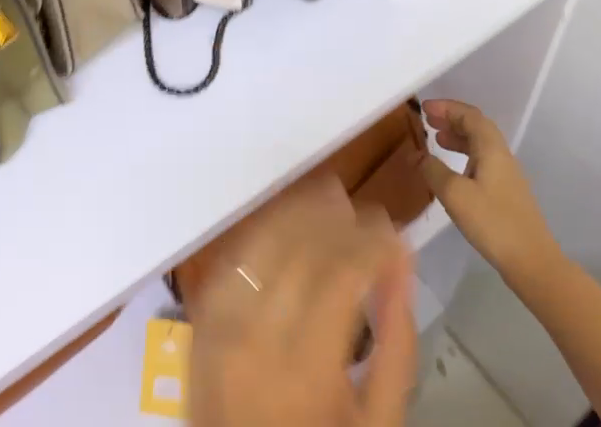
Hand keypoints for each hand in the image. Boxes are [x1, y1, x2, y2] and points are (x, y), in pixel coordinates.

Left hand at [190, 179, 416, 426]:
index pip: (342, 272)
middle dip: (338, 221)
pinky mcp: (198, 329)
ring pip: (259, 246)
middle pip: (300, 251)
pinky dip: (257, 237)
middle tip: (366, 211)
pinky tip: (281, 224)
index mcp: (308, 368)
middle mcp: (256, 340)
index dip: (370, 240)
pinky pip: (228, 266)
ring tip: (329, 196)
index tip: (392, 228)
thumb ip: (397, 339)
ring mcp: (219, 331)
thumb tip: (402, 258)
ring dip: (295, 214)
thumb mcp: (381, 420)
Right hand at [417, 100, 564, 281]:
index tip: (424, 108)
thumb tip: (415, 155)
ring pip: (480, 145)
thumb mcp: (454, 194)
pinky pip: (482, 161)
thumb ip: (432, 170)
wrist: (531, 259)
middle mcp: (502, 156)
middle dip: (452, 120)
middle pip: (477, 127)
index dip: (447, 107)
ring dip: (458, 137)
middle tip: (428, 121)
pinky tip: (453, 171)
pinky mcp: (506, 192)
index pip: (470, 115)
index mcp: (492, 149)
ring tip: (436, 140)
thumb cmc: (492, 221)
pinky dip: (464, 156)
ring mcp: (506, 175)